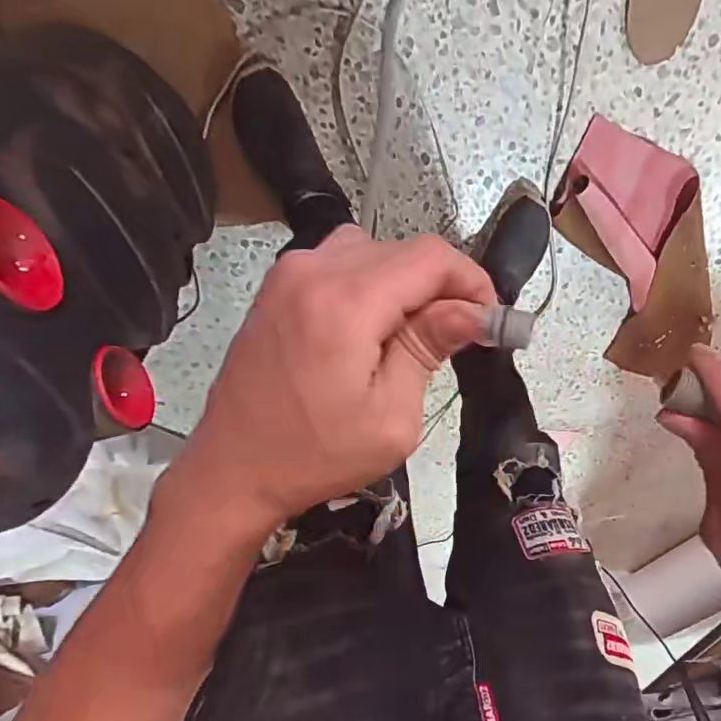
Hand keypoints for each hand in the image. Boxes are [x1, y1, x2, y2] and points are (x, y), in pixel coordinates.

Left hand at [165, 227, 495, 531]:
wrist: (233, 470)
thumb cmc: (314, 457)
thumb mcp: (390, 416)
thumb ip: (429, 348)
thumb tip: (472, 311)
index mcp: (346, 302)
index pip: (431, 256)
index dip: (471, 280)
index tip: (487, 318)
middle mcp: (312, 272)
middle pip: (400, 250)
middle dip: (438, 287)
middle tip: (454, 337)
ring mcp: (285, 277)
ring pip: (368, 252)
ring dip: (400, 285)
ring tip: (407, 338)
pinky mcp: (273, 292)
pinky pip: (334, 266)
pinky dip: (364, 287)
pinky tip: (366, 333)